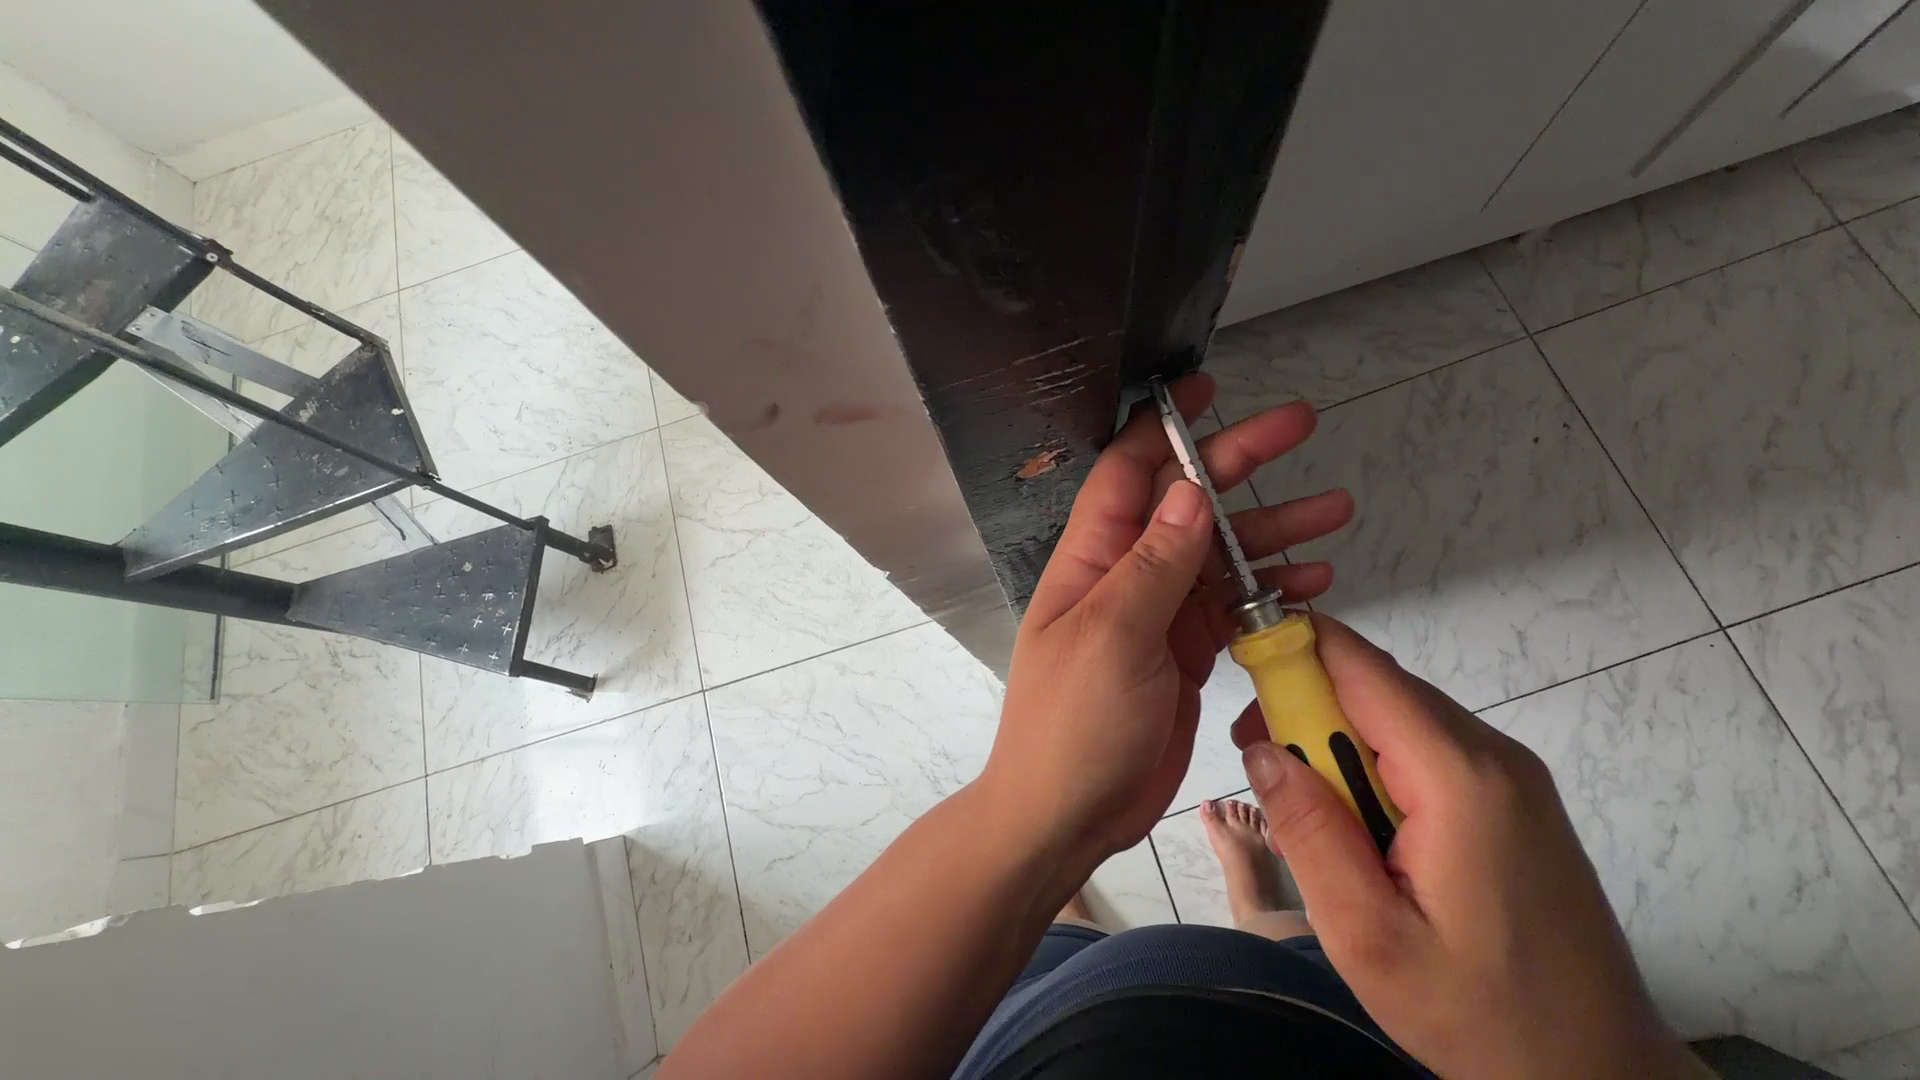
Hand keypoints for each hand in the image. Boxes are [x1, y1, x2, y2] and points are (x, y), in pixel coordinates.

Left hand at [978, 374, 1353, 862]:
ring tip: (1335, 509)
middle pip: (1186, 503)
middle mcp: (1126, 575)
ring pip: (1220, 555)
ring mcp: (1158, 615)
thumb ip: (1153, 564)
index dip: (1164, 427)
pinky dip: (1270, 593)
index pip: (1127, 472)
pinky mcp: (1186, 654)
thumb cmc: (1073, 723)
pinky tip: (1313, 582)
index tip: (1208, 386)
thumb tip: (1186, 489)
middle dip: (1239, 464)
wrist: (1068, 813)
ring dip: (1272, 530)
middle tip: (1301, 426)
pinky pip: (1233, 608)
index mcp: (1093, 559)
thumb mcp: (1112, 635)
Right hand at [1232, 615, 1699, 1079]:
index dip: (1294, 649)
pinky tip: (1357, 820)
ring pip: (1398, 714)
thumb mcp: (1366, 935)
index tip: (1238, 668)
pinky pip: (1424, 745)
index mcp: (1459, 779)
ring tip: (1302, 803)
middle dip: (1305, 704)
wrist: (1599, 1072)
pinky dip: (1374, 760)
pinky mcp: (1513, 796)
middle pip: (1376, 686)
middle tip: (1258, 760)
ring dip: (1337, 736)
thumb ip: (1309, 832)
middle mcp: (1493, 755)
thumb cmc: (1477, 1014)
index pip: (1362, 668)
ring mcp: (1511, 774)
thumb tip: (1261, 749)